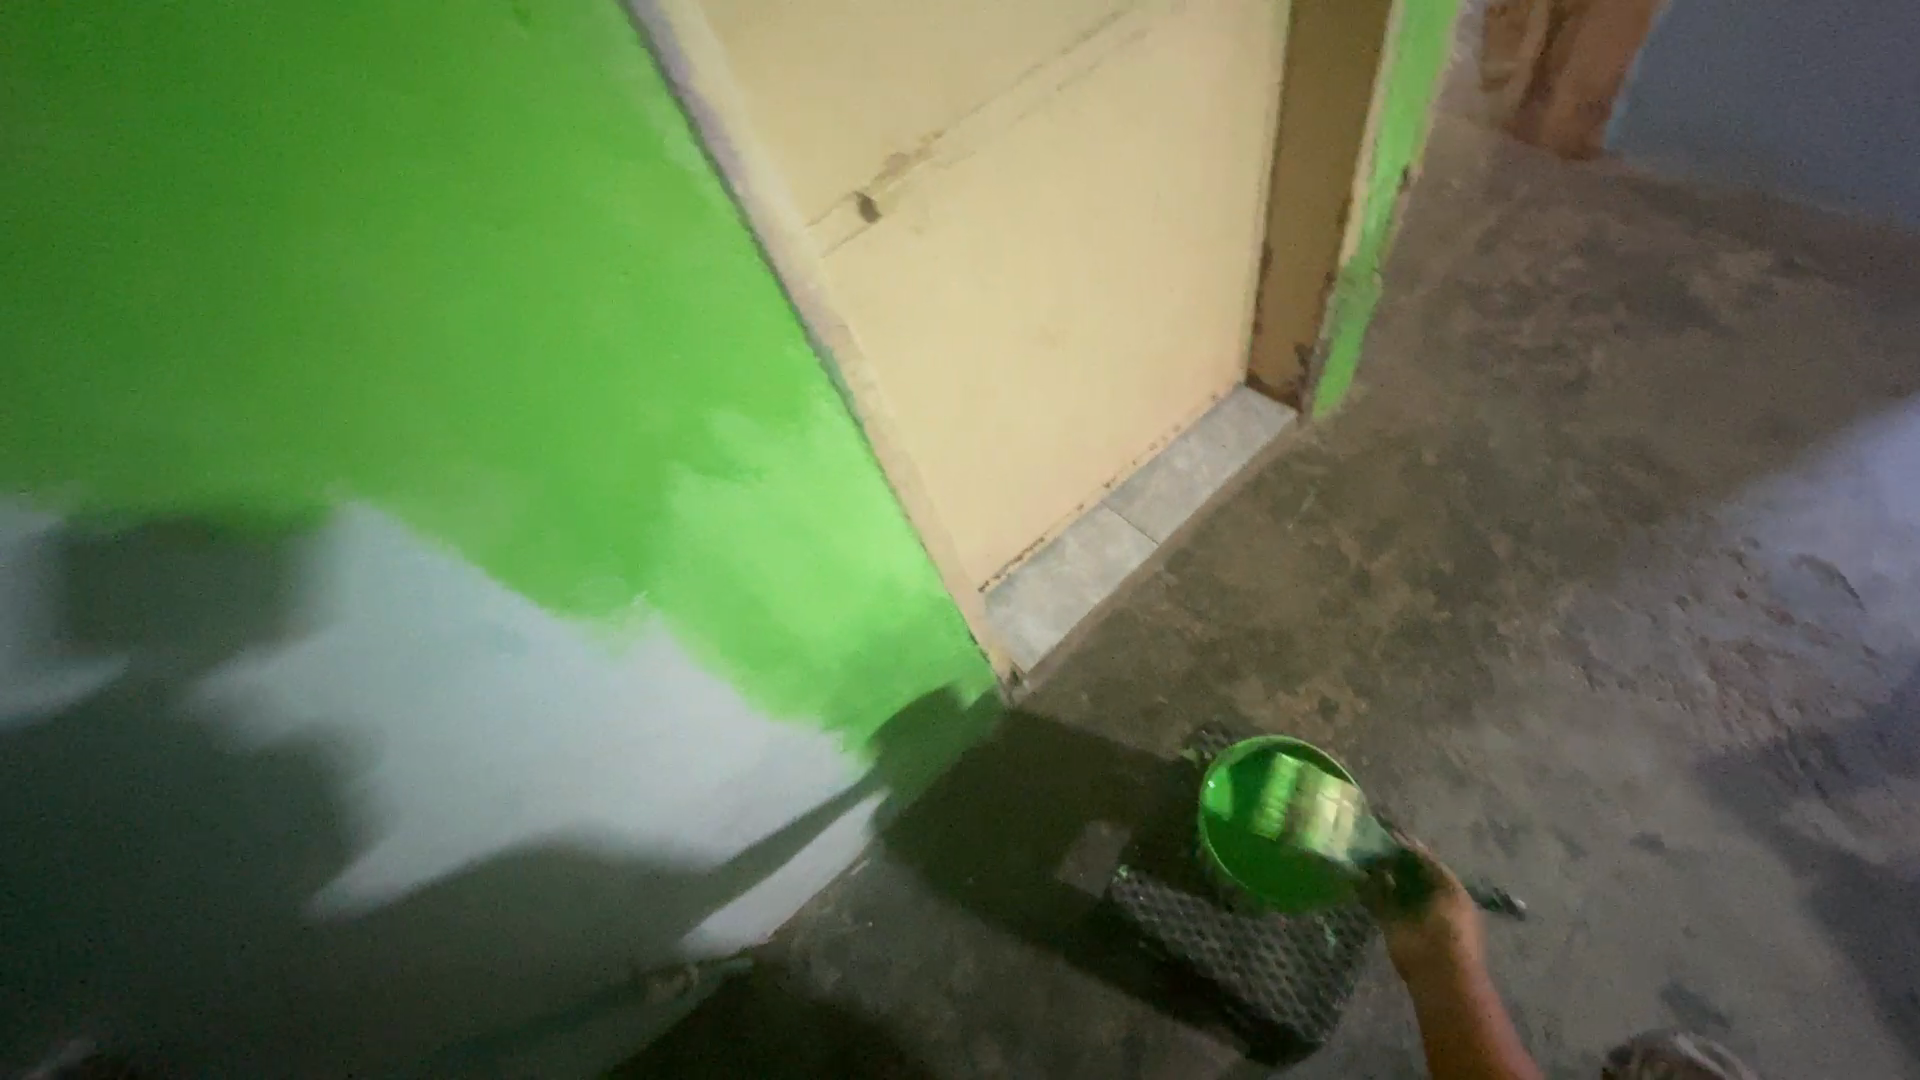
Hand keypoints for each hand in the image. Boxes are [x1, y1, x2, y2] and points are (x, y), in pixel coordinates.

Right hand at [1362, 840, 1485, 985]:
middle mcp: (1425, 897)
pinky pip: (1373, 898)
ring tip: (1358, 849)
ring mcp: (1406, 909)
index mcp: (1445, 890)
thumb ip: (1427, 863)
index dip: (1407, 846)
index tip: (1386, 829)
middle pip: (1404, 871)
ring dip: (1375, 869)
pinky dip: (1363, 886)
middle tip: (1367, 836)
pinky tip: (1352, 870)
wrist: (1438, 969)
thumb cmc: (1451, 926)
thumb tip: (1406, 841)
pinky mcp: (1388, 920)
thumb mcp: (1448, 888)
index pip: (1424, 862)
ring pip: (1387, 883)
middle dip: (1388, 856)